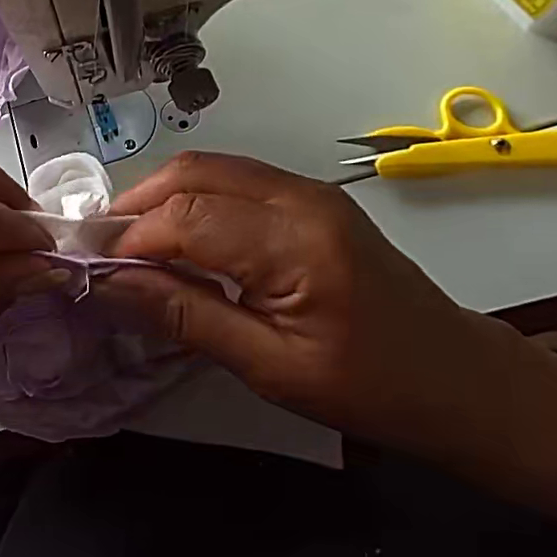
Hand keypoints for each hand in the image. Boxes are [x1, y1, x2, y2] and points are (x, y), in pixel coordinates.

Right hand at [94, 151, 520, 449]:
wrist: (460, 378)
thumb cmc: (372, 389)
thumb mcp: (270, 367)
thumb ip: (184, 315)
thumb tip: (110, 283)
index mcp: (297, 244)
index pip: (187, 217)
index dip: (131, 237)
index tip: (96, 268)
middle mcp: (300, 196)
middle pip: (193, 173)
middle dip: (137, 203)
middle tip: (102, 248)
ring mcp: (307, 189)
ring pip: (209, 167)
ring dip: (160, 197)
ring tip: (129, 242)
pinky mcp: (308, 195)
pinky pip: (233, 178)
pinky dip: (191, 198)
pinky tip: (176, 234)